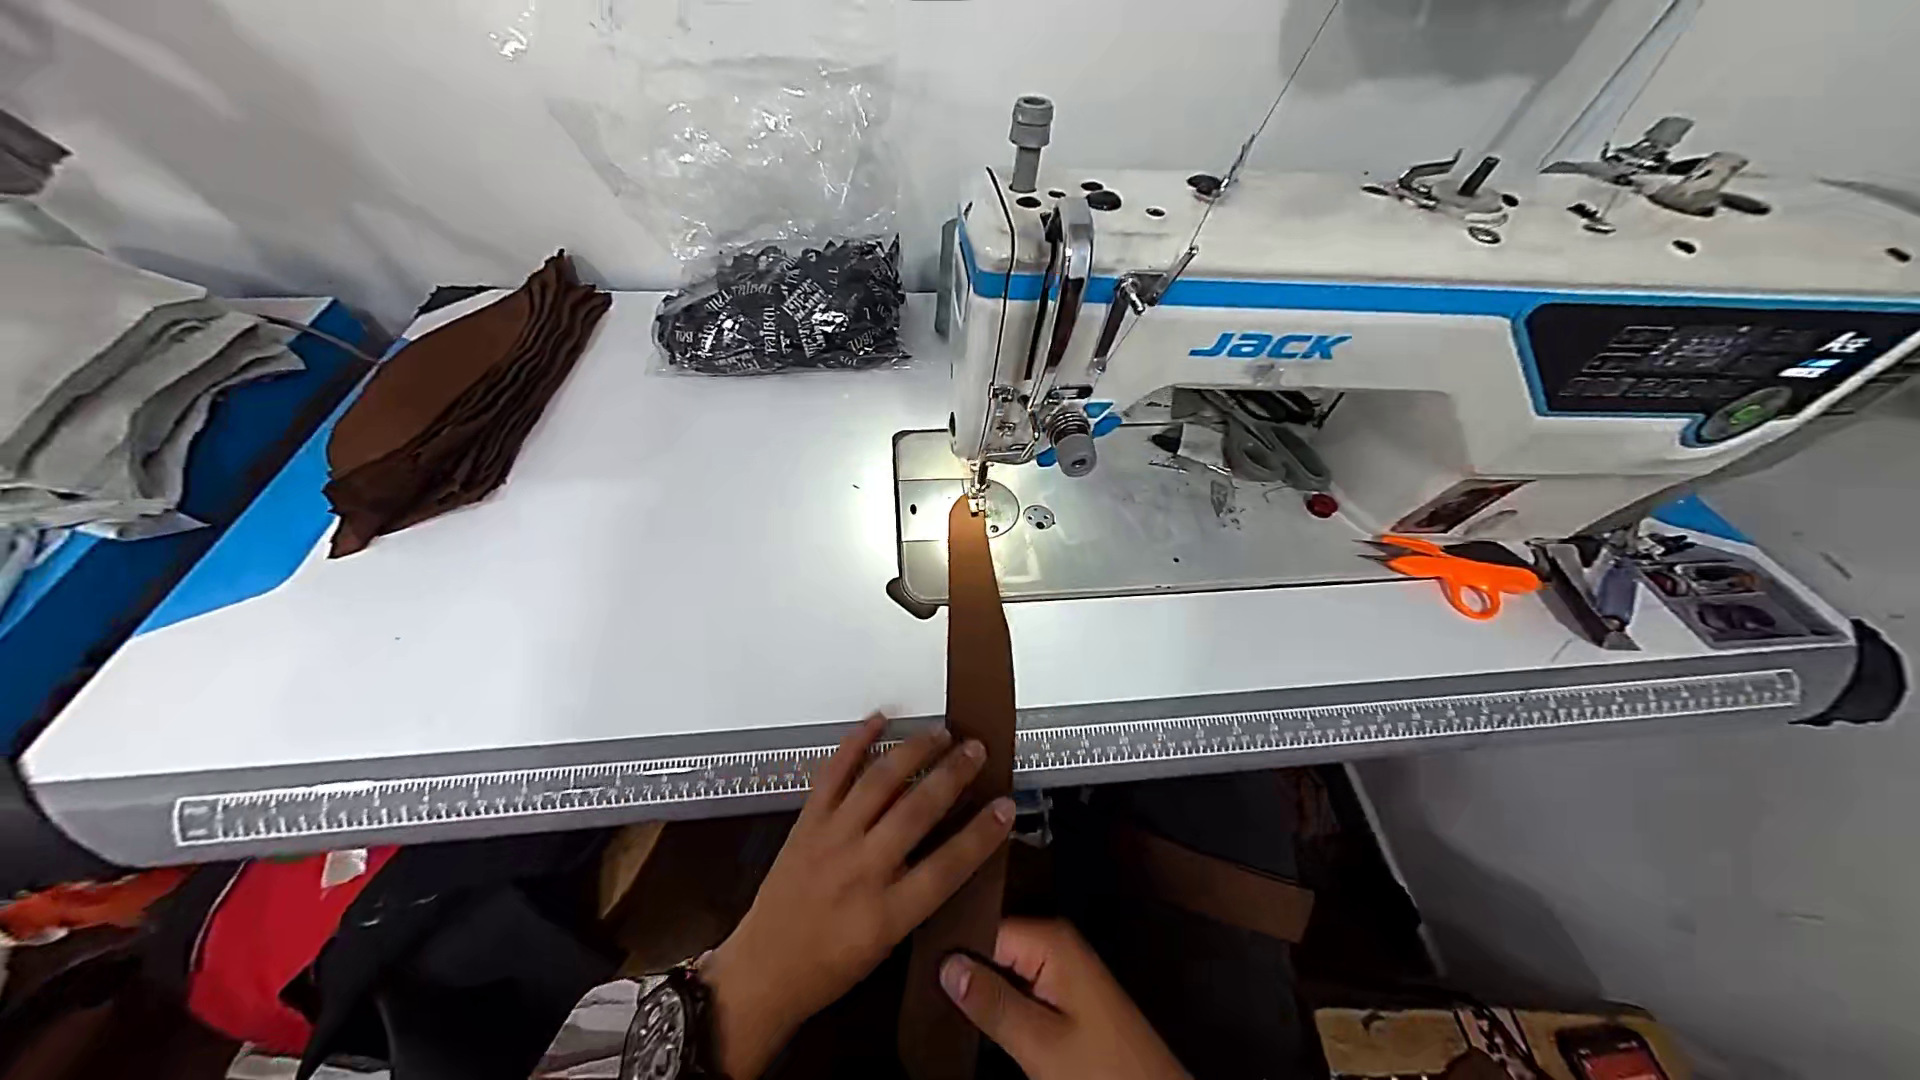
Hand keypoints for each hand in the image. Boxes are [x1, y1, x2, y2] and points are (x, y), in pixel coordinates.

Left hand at [700, 714, 1014, 1079]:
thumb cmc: (830, 965)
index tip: (1005, 806)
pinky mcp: (806, 822)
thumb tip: (954, 845)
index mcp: (886, 913)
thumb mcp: (887, 942)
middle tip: (975, 750)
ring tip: (940, 733)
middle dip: (952, 774)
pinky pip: (833, 772)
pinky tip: (878, 720)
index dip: (981, 834)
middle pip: (917, 811)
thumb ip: (920, 892)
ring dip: (914, 751)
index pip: (947, 866)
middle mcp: (861, 869)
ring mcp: (830, 839)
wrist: (761, 971)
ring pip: (879, 782)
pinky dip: (856, 741)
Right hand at [941, 917, 1189, 1079]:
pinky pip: (1018, 977)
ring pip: (1003, 960)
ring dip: (979, 980)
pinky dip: (997, 992)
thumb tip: (945, 963)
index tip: (919, 959)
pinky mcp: (1063, 987)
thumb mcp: (1040, 1044)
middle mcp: (1055, 939)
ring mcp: (1060, 963)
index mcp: (1050, 938)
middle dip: (964, 960)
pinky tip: (972, 1004)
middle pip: (994, 940)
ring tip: (936, 988)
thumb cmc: (1100, 1069)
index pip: (985, 925)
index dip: (953, 944)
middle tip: (924, 978)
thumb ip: (992, 1001)